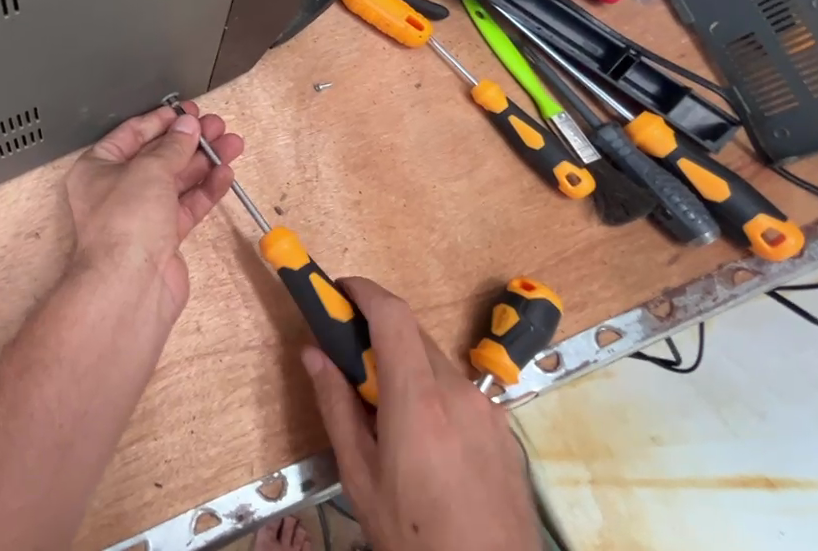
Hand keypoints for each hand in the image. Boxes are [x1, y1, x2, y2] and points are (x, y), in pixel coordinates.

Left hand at [63, 104, 243, 311]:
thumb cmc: (124, 223)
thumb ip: (172, 146)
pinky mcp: (163, 237)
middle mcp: (116, 190)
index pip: (131, 134)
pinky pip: (187, 205)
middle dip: (189, 140)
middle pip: (158, 156)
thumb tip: (188, 125)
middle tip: (218, 126)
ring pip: (177, 180)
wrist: (129, 286)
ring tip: (232, 144)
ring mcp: (141, 215)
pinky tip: (225, 173)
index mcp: (97, 168)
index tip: (187, 110)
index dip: (161, 120)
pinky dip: (206, 189)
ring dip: (204, 162)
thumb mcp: (148, 170)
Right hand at [300, 278, 538, 550]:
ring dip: (403, 365)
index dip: (362, 291)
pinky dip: (431, 391)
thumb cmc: (414, 536)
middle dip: (375, 334)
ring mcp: (489, 412)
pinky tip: (421, 439)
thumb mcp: (360, 477)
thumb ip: (336, 406)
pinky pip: (459, 392)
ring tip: (381, 413)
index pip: (392, 315)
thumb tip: (312, 353)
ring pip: (435, 364)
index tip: (335, 290)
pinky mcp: (505, 433)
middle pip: (412, 336)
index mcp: (419, 401)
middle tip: (345, 360)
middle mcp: (460, 393)